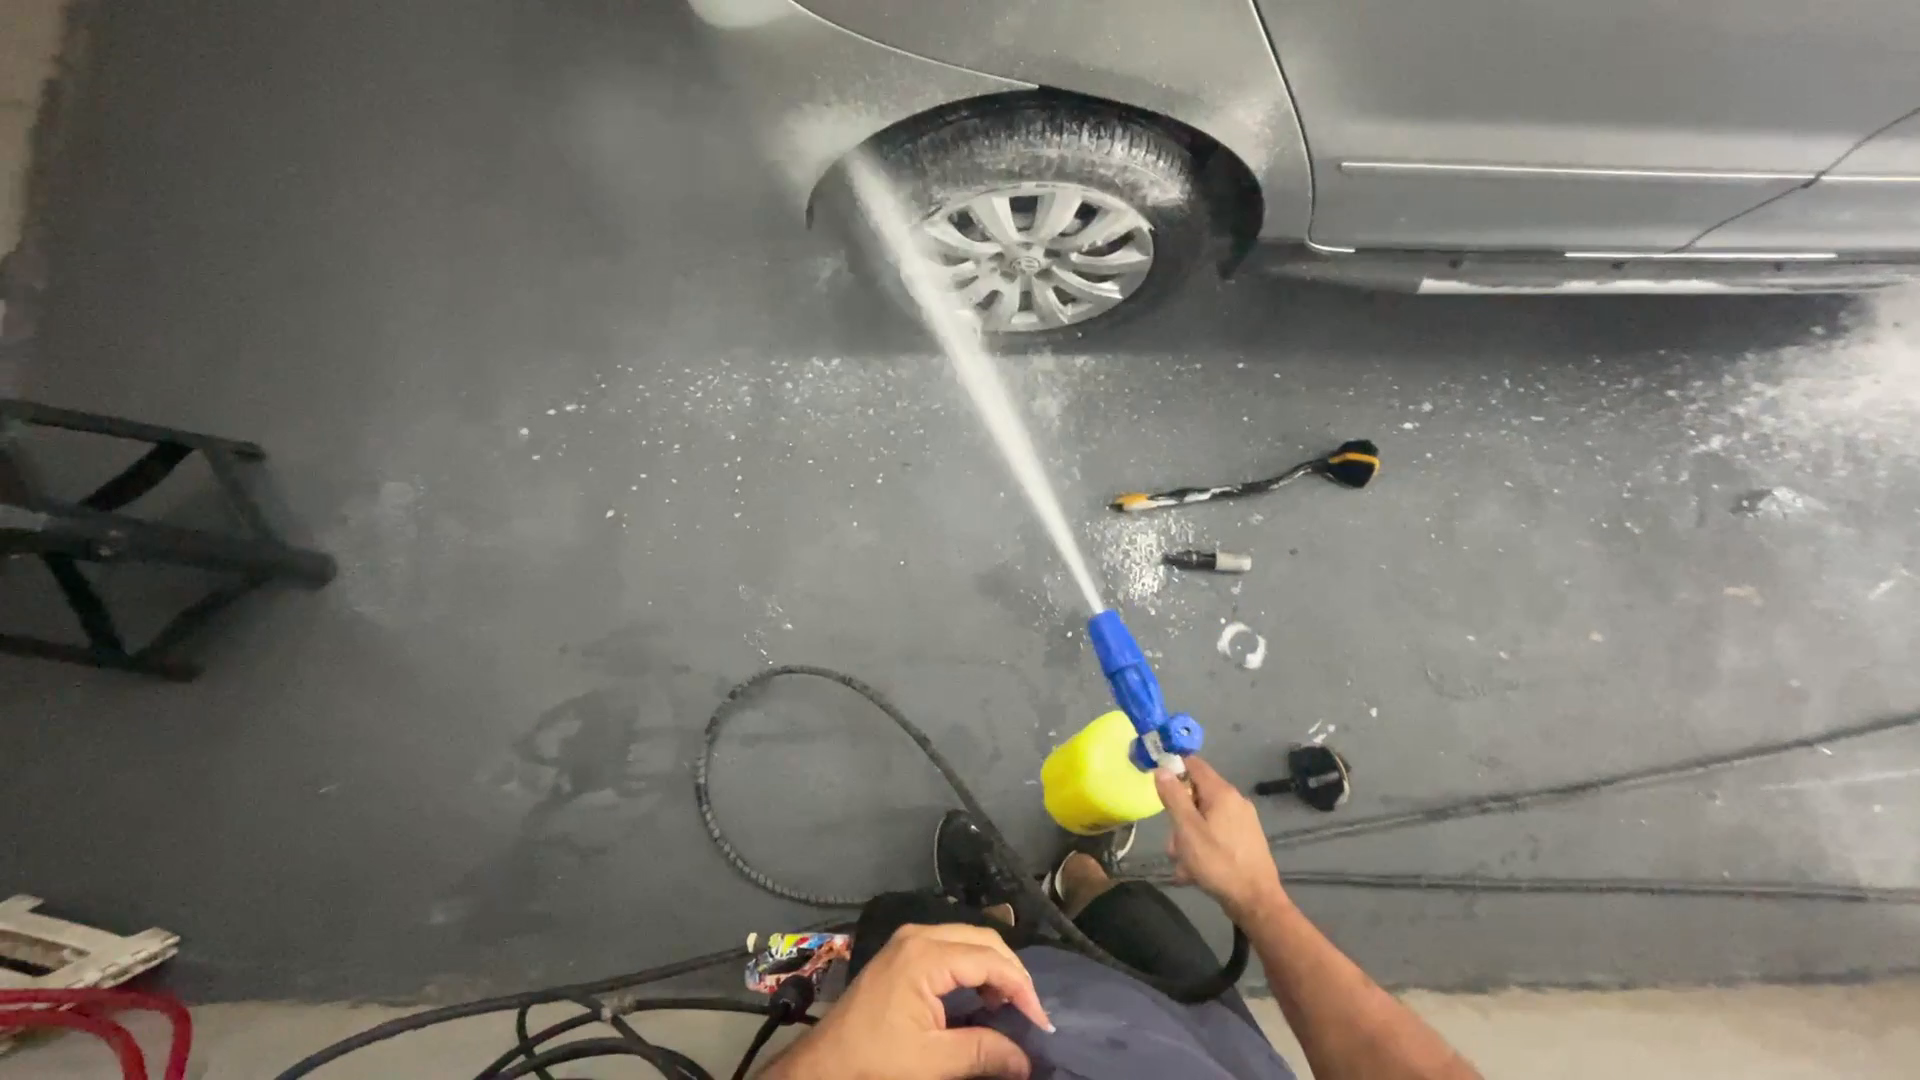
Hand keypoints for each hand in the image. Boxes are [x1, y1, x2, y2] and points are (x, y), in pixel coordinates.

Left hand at [764, 923, 1052, 1079]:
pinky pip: (951, 947)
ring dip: (993, 968)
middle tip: (1029, 1012)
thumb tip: (1026, 1059)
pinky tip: (981, 996)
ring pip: (968, 940)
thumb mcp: (931, 1063)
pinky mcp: (904, 951)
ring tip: (1008, 1007)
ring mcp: (909, 940)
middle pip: (983, 940)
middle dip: (1011, 972)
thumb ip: (982, 1053)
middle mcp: (920, 935)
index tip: (1040, 1023)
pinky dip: (973, 967)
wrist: (824, 1063)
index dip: (1021, 987)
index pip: (990, 959)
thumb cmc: (875, 1060)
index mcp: (926, 955)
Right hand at [1155, 755, 1288, 921]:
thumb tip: (1162, 769)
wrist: (1257, 901)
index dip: (1174, 768)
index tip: (1158, 785)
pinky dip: (1202, 846)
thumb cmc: (1218, 863)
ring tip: (1184, 865)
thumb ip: (1173, 797)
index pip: (1194, 764)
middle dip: (1180, 817)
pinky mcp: (1246, 839)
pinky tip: (1195, 871)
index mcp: (1222, 793)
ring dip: (1188, 837)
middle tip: (1173, 843)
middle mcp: (1235, 801)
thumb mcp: (1188, 830)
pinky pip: (1216, 833)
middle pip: (1197, 795)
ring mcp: (1243, 821)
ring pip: (1204, 819)